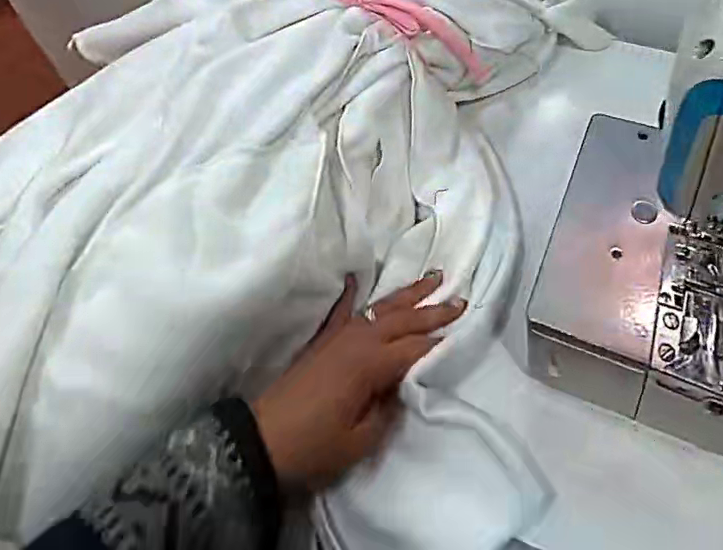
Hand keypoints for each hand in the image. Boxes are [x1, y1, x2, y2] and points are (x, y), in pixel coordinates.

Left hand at [251, 272, 465, 487]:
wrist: (258, 443)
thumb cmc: (313, 445)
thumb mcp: (360, 441)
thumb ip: (389, 409)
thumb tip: (402, 386)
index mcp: (373, 363)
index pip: (416, 346)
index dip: (439, 341)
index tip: (463, 330)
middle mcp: (361, 339)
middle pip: (406, 318)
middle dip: (435, 309)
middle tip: (461, 298)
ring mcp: (341, 335)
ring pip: (383, 306)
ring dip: (410, 292)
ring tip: (434, 276)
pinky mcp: (324, 340)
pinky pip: (343, 309)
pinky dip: (352, 293)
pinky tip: (356, 277)